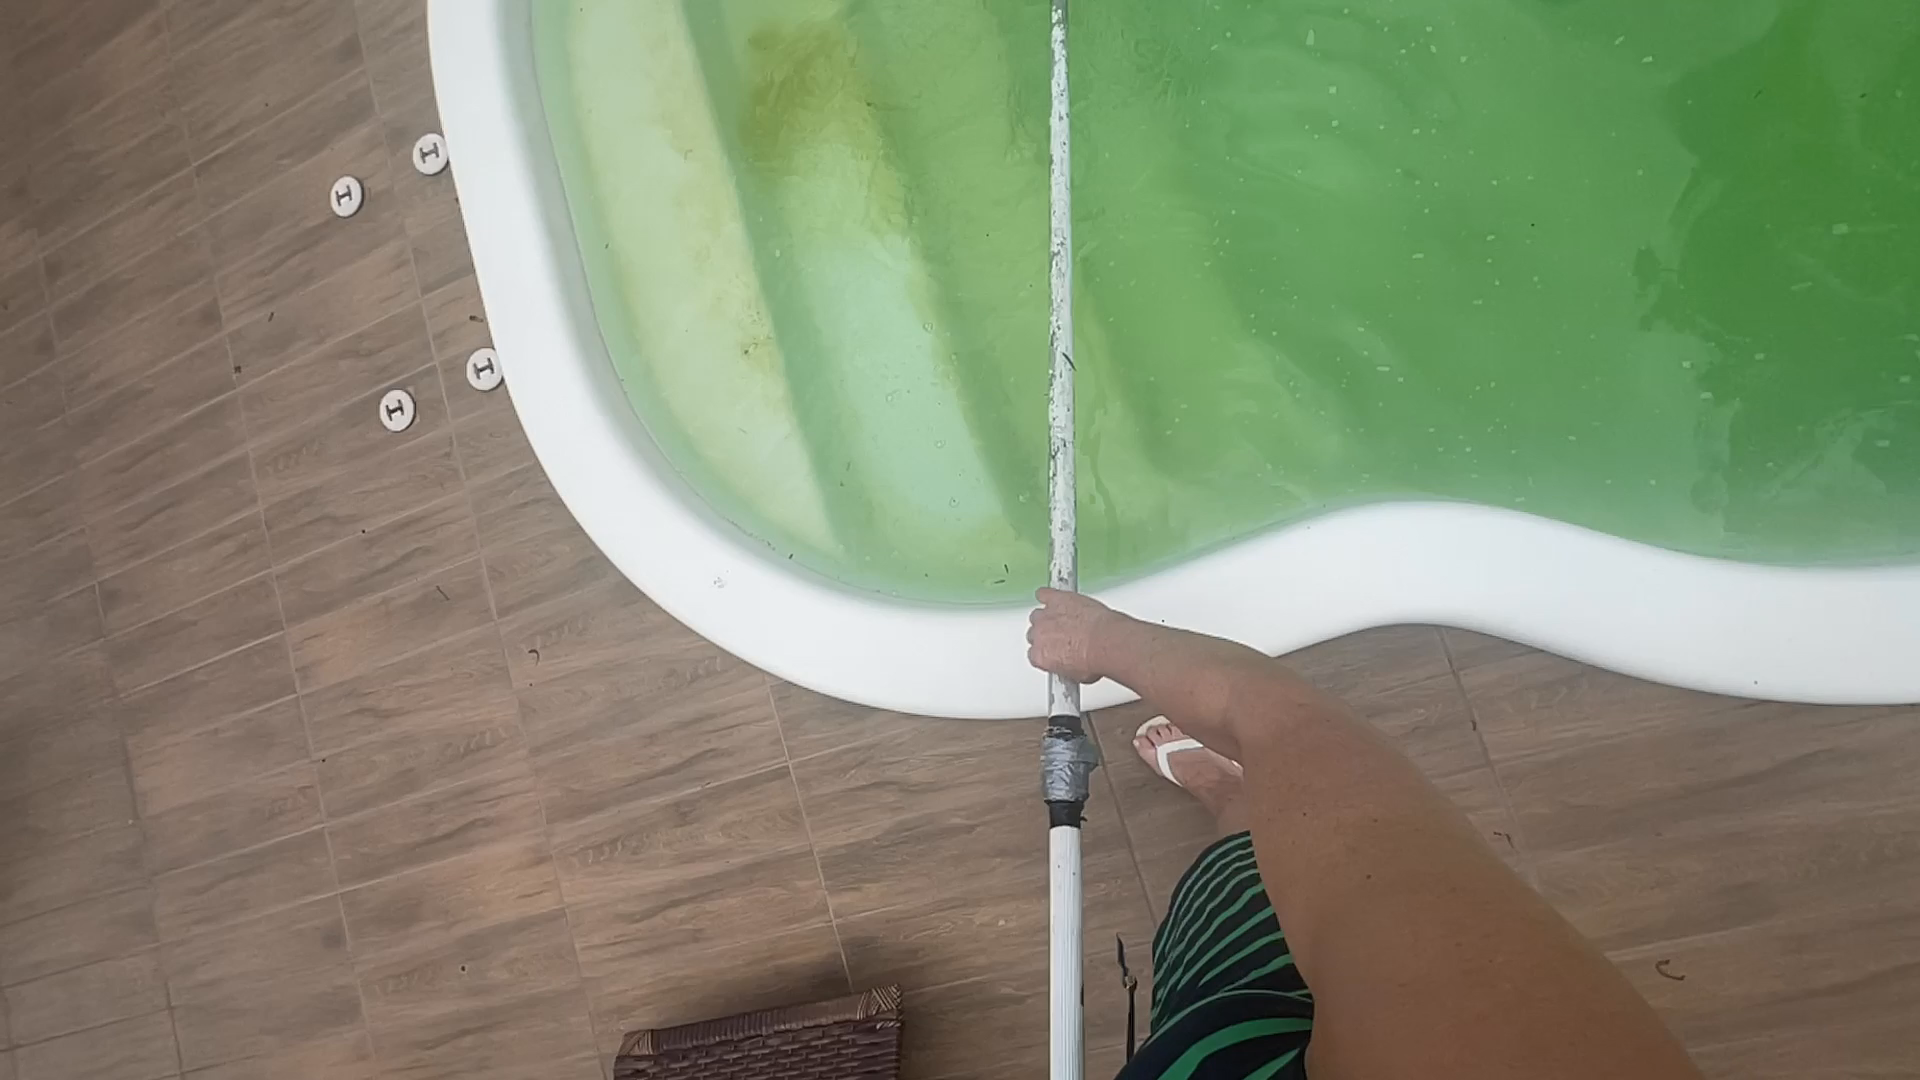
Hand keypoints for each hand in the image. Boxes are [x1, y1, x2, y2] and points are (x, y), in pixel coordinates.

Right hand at [1027, 588, 1124, 682]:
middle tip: (1062, 635)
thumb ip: (1064, 665)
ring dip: (1048, 616)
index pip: (1035, 653)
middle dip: (1046, 634)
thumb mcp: (1077, 674)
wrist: (1105, 642)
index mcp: (1040, 655)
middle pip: (1035, 632)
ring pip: (1038, 614)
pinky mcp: (1056, 599)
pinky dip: (1047, 595)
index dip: (1046, 650)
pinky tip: (1053, 597)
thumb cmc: (1094, 658)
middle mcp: (1039, 634)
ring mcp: (1047, 615)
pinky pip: (1043, 594)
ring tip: (1063, 618)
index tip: (1054, 650)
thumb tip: (1070, 663)